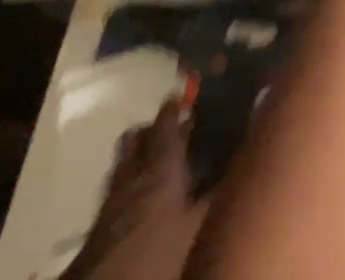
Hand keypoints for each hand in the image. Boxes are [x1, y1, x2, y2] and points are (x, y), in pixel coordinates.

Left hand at [68, 102, 208, 279]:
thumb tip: (242, 163)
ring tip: (157, 153)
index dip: (173, 110)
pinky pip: (117, 182)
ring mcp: (113, 197)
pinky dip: (130, 175)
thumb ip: (219, 190)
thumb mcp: (199, 221)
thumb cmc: (158, 251)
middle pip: (136, 140)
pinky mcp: (102, 218)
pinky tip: (141, 191)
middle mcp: (133, 175)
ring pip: (123, 160)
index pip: (164, 129)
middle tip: (174, 123)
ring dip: (138, 150)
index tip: (183, 94)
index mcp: (159, 170)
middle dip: (153, 127)